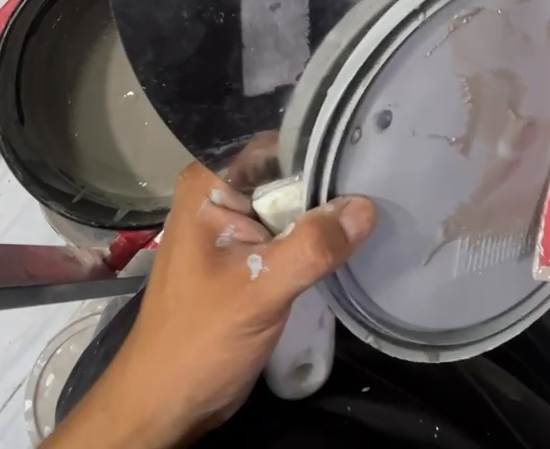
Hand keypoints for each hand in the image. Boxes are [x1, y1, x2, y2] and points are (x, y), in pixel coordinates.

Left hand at [51, 163, 376, 447]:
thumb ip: (312, 247)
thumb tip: (367, 207)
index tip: (366, 145)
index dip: (320, 143)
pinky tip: (353, 235)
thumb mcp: (259, 290)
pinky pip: (292, 229)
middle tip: (383, 174)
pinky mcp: (250, 254)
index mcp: (210, 183)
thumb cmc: (198, 340)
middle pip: (289, 169)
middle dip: (330, 178)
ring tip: (379, 199)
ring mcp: (235, 224)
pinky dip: (318, 235)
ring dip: (328, 209)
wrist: (166, 405)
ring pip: (294, 200)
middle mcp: (221, 193)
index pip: (275, 144)